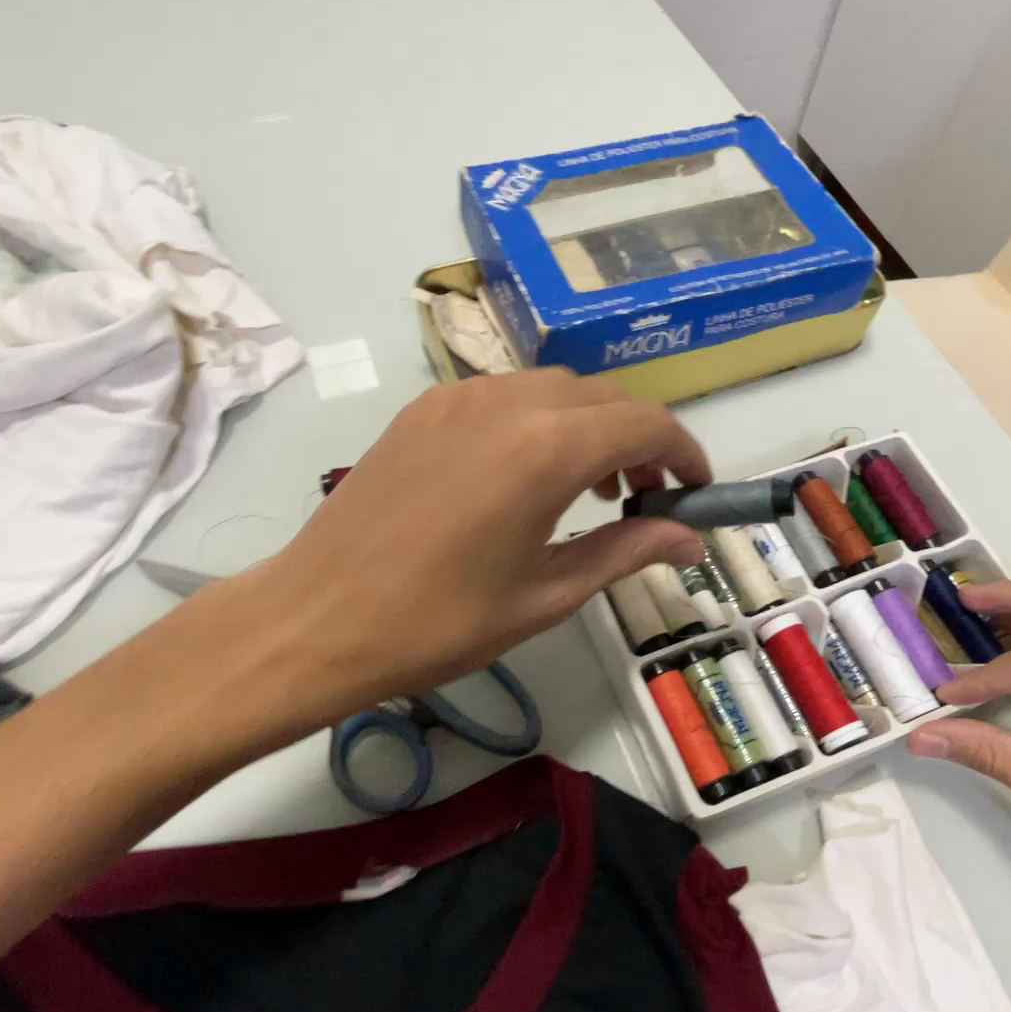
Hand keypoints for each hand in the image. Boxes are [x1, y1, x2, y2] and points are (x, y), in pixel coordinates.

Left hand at [229, 370, 708, 718]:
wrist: (317, 618)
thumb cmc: (437, 623)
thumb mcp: (545, 596)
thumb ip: (625, 553)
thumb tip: (689, 540)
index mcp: (545, 449)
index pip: (645, 423)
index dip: (683, 453)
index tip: (693, 491)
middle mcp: (506, 401)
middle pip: (603, 397)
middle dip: (637, 439)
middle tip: (640, 500)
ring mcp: (457, 397)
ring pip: (553, 387)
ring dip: (588, 425)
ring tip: (586, 490)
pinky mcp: (423, 408)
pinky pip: (504, 395)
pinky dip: (538, 420)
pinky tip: (523, 475)